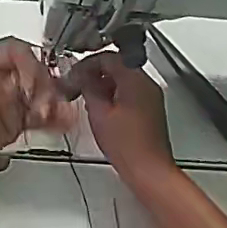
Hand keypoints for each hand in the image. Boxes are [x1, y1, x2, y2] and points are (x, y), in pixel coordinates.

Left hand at [0, 39, 77, 205]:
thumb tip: (17, 87)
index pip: (14, 53)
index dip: (30, 66)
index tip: (34, 88)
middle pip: (33, 73)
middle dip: (45, 86)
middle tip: (45, 106)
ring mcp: (3, 108)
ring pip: (39, 95)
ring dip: (53, 102)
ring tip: (58, 116)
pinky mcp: (9, 130)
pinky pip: (38, 119)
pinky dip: (53, 119)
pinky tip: (61, 123)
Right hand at [68, 51, 175, 176]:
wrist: (148, 169)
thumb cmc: (128, 145)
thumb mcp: (98, 112)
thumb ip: (88, 87)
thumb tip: (81, 76)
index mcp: (135, 80)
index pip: (109, 58)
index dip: (87, 64)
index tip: (75, 74)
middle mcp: (147, 85)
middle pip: (117, 66)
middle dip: (95, 74)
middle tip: (78, 85)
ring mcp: (151, 97)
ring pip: (123, 79)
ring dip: (104, 85)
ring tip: (88, 99)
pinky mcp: (150, 110)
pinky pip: (130, 92)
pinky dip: (114, 95)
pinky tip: (102, 110)